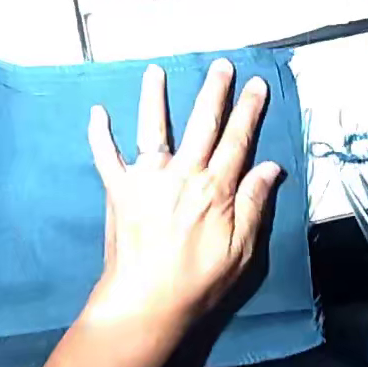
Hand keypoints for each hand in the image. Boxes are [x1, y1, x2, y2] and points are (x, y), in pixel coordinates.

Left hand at [81, 59, 284, 338]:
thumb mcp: (242, 250)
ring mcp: (147, 178)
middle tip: (221, 65)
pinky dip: (100, 134)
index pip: (237, 141)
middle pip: (202, 124)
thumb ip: (254, 204)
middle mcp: (182, 174)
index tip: (256, 85)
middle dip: (214, 92)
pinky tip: (97, 111)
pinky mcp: (119, 188)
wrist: (146, 301)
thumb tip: (270, 166)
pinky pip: (106, 156)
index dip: (248, 111)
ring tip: (156, 70)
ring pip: (153, 128)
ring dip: (155, 97)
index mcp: (215, 188)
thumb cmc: (198, 281)